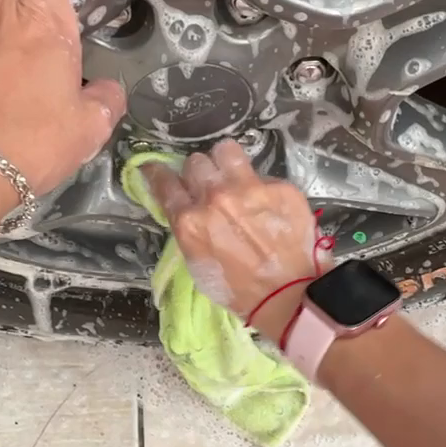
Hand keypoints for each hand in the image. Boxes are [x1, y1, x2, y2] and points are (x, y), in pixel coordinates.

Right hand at [142, 140, 328, 338]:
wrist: (288, 295)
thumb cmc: (238, 289)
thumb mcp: (198, 263)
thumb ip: (190, 229)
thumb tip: (188, 210)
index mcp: (190, 221)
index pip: (164, 183)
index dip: (158, 173)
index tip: (157, 170)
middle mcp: (215, 198)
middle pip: (195, 163)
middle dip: (198, 174)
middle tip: (208, 187)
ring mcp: (249, 188)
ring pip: (225, 151)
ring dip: (224, 162)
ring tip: (233, 176)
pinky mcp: (279, 187)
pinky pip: (261, 174)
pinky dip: (260, 186)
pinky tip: (267, 204)